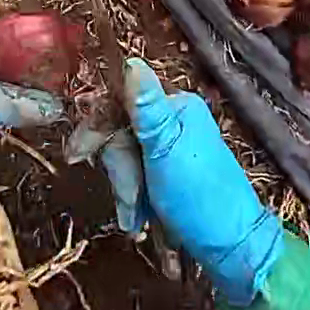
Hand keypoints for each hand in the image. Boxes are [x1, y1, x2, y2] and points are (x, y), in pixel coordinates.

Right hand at [115, 58, 284, 303]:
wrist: (233, 249)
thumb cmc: (199, 197)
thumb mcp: (165, 150)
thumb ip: (146, 106)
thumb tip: (131, 61)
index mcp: (177, 107)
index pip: (123, 105)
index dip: (99, 131)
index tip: (76, 155)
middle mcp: (176, 122)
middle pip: (124, 137)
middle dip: (123, 176)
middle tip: (132, 206)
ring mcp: (175, 149)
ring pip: (130, 163)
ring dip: (129, 195)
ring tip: (139, 223)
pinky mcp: (174, 175)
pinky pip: (142, 181)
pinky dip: (139, 204)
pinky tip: (143, 224)